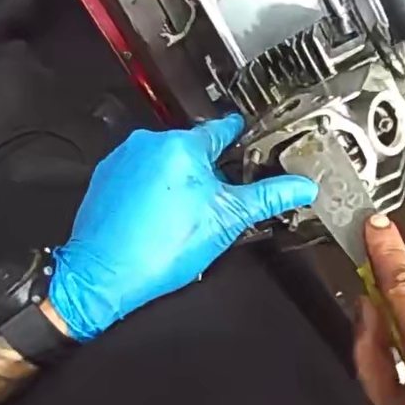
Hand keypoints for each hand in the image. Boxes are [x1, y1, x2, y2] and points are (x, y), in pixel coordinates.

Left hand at [49, 115, 316, 340]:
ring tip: (185, 215)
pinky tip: (160, 217)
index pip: (221, 129)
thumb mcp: (227, 220)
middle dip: (207, 170)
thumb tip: (301, 186)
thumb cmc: (159, 249)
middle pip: (192, 149)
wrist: (104, 275)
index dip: (238, 134)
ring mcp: (124, 159)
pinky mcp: (105, 177)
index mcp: (182, 146)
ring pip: (165, 162)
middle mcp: (149, 143)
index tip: (244, 133)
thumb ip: (267, 197)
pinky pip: (140, 174)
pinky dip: (153, 189)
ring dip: (179, 180)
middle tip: (218, 199)